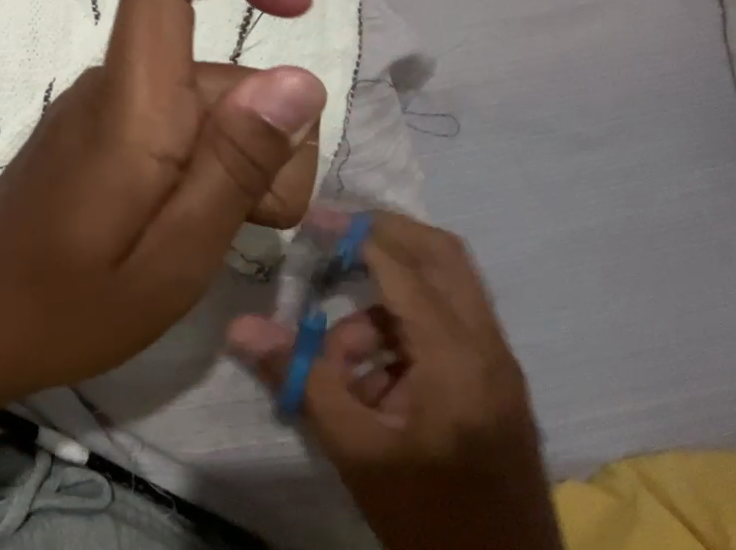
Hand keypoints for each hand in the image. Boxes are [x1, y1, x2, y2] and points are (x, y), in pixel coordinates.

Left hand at [0, 0, 327, 410]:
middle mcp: (110, 90)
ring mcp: (97, 115)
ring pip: (207, 110)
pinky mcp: (93, 143)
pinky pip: (171, 132)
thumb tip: (298, 76)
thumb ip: (236, 164)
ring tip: (205, 241)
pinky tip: (180, 232)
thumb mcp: (175, 255)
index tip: (298, 7)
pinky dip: (200, 172)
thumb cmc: (66, 308)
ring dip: (236, 167)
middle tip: (249, 225)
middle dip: (268, 138)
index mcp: (128, 102)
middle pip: (222, 72)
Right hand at [228, 210, 562, 549]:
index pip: (406, 267)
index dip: (356, 234)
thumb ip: (299, 377)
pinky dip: (401, 328)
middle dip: (384, 236)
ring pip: (444, 291)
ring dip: (384, 298)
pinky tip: (364, 378)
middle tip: (328, 238)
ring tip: (333, 353)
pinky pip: (446, 327)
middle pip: (443, 256)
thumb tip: (237, 327)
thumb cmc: (428, 514)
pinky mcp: (494, 386)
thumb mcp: (354, 448)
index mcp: (458, 359)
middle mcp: (488, 349)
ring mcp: (497, 367)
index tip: (309, 220)